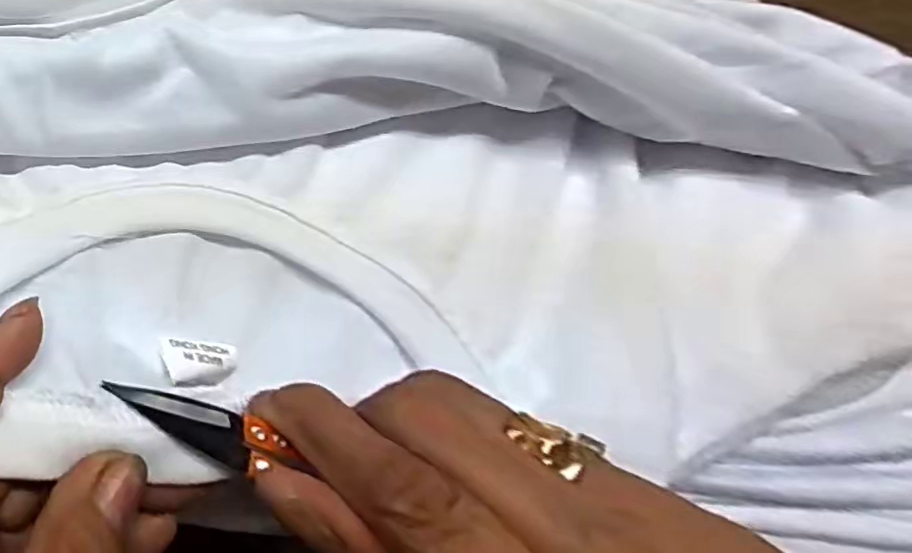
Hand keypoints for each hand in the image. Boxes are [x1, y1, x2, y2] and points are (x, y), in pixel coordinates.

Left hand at [0, 299, 195, 552]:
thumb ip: (65, 551)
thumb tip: (121, 469)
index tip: (31, 314)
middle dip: (72, 445)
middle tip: (142, 424)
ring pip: (15, 505)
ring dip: (90, 495)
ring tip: (162, 476)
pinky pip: (17, 544)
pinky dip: (76, 535)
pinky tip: (139, 525)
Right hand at [248, 371, 776, 552]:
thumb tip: (280, 476)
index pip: (412, 494)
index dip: (322, 439)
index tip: (261, 415)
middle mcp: (601, 541)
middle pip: (430, 414)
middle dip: (358, 421)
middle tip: (336, 461)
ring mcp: (652, 512)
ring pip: (469, 399)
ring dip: (405, 419)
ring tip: (404, 467)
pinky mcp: (676, 498)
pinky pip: (521, 418)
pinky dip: (466, 433)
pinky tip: (472, 479)